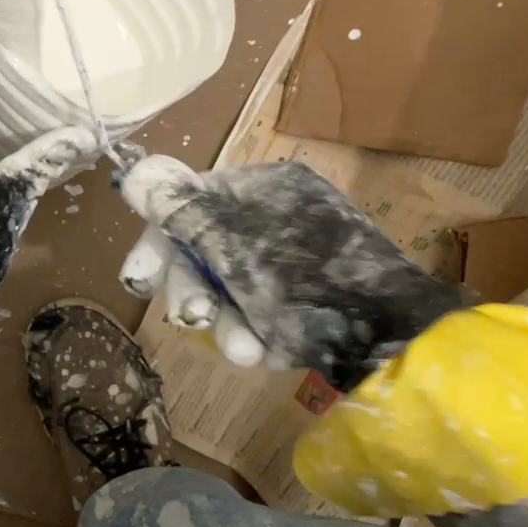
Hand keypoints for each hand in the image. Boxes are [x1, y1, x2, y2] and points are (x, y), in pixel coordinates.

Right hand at [117, 154, 468, 389]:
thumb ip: (179, 212)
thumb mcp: (233, 244)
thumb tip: (134, 175)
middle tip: (192, 318)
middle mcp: (271, 221)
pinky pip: (254, 316)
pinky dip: (255, 334)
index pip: (188, 205)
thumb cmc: (306, 279)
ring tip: (243, 352)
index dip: (158, 243)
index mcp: (261, 191)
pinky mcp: (299, 303)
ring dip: (225, 325)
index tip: (138, 278)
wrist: (393, 335)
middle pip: (201, 254)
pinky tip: (267, 351)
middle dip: (192, 293)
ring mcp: (286, 264)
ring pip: (225, 294)